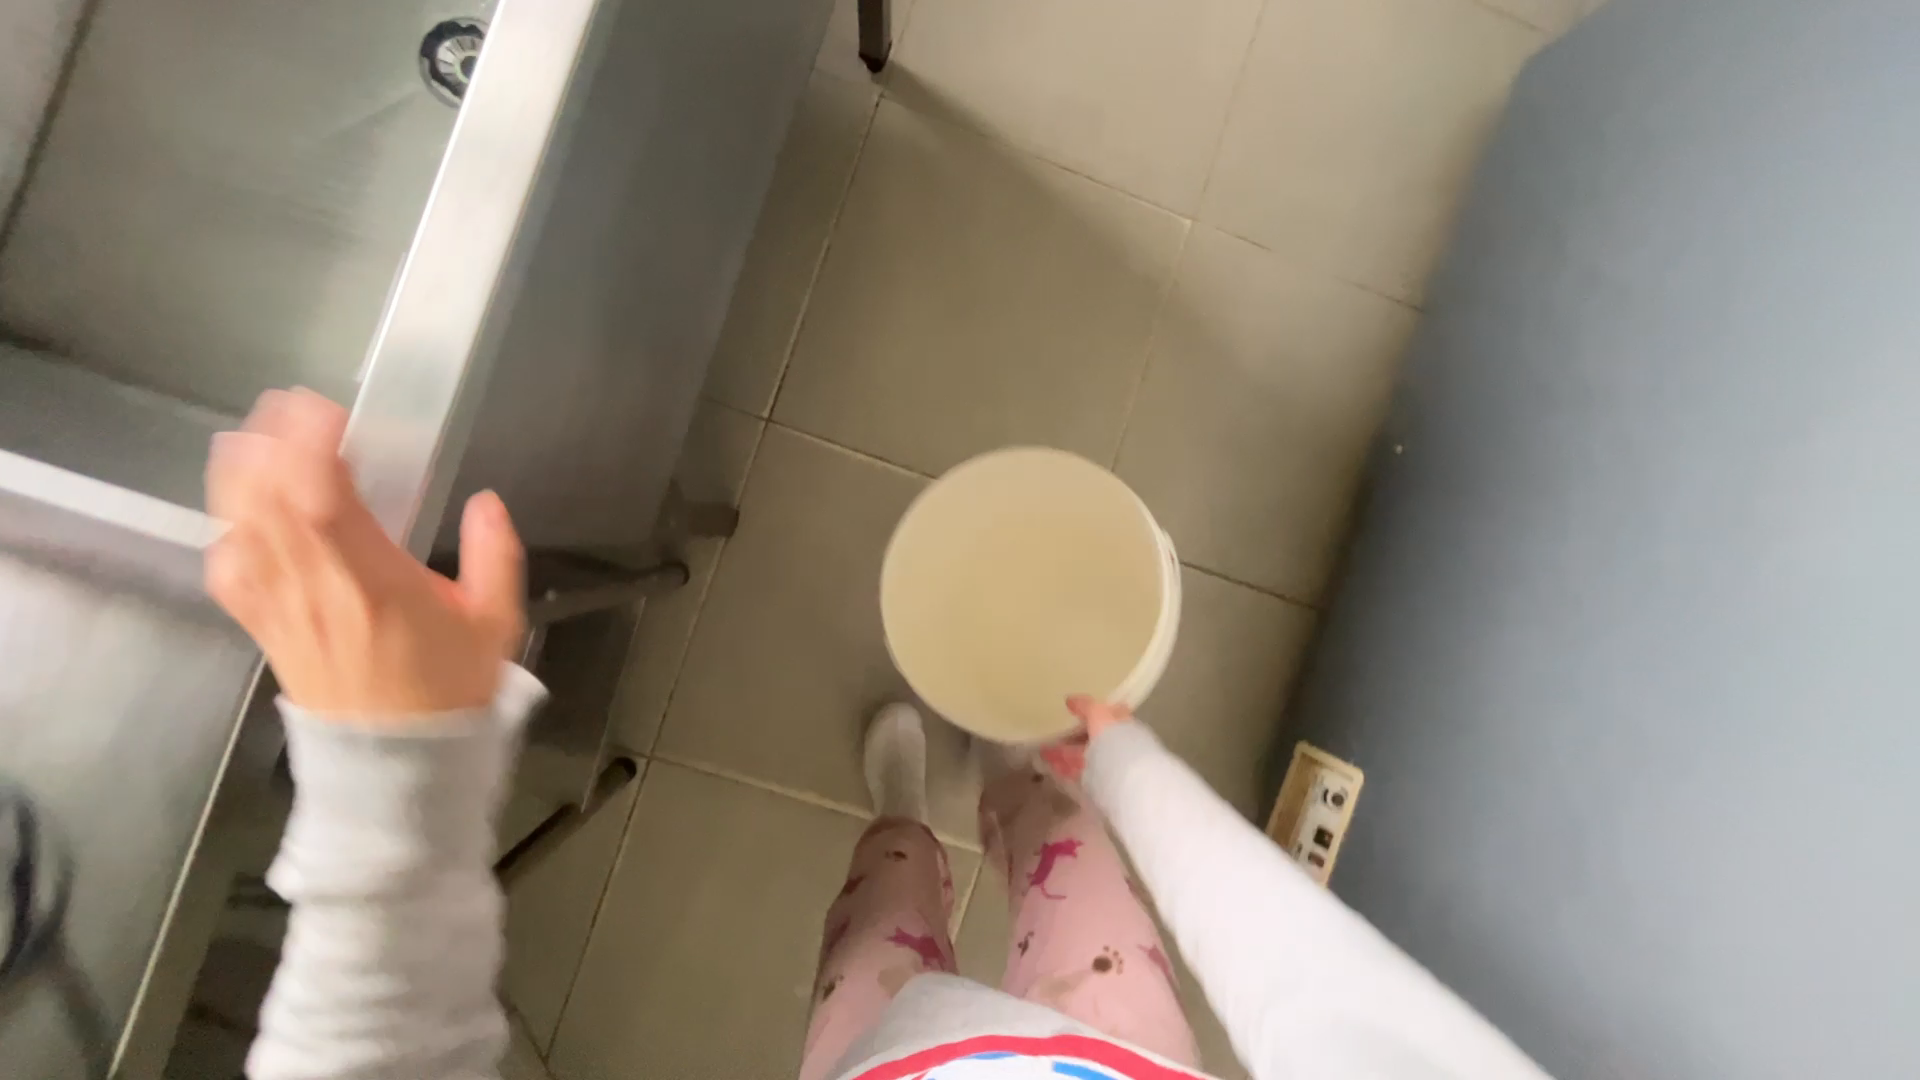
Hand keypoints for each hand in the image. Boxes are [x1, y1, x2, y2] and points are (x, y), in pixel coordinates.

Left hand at [204, 388, 525, 715]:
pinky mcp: (263, 625)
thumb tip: (486, 503)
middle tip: (292, 411)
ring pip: (238, 526)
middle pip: (264, 501)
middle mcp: (313, 587)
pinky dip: (230, 529)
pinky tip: (245, 517)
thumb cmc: (453, 684)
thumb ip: (494, 555)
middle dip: (270, 443)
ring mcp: (279, 606)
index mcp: (374, 582)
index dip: (312, 447)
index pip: (321, 501)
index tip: (328, 412)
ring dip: (242, 475)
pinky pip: (229, 567)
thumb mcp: (497, 619)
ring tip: (261, 442)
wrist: (400, 756)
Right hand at [1039, 696, 1134, 781]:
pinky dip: (1065, 768)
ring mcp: (1110, 765)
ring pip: (1084, 756)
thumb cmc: (1116, 741)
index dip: (1093, 711)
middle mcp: (1119, 745)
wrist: (1126, 780)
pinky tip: (1051, 767)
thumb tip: (1070, 699)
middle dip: (1074, 735)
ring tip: (1043, 751)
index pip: (1109, 715)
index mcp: (1124, 726)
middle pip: (1094, 738)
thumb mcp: (1101, 715)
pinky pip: (1079, 772)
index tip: (1074, 709)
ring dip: (1064, 753)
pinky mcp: (1100, 784)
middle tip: (1053, 733)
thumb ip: (1086, 706)